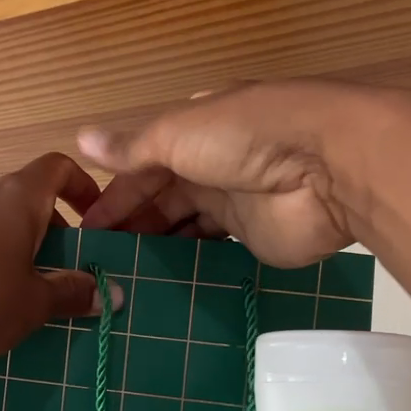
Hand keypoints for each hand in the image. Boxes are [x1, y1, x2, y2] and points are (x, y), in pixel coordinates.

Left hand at [0, 154, 120, 365]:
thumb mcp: (36, 302)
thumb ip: (74, 292)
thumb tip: (109, 294)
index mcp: (18, 196)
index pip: (58, 168)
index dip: (83, 187)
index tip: (96, 220)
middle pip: (30, 195)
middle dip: (55, 228)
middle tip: (68, 269)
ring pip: (1, 218)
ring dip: (24, 245)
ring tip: (32, 288)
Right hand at [75, 79, 410, 265]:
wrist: (330, 168)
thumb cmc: (246, 136)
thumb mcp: (179, 132)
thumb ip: (131, 147)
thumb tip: (80, 140)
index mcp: (193, 128)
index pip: (141, 163)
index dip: (114, 194)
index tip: (87, 229)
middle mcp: (210, 162)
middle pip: (159, 196)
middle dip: (129, 223)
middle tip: (97, 259)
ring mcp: (232, 200)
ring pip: (181, 224)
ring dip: (152, 244)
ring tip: (118, 273)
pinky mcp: (252, 237)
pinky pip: (208, 249)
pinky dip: (183, 261)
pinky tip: (156, 281)